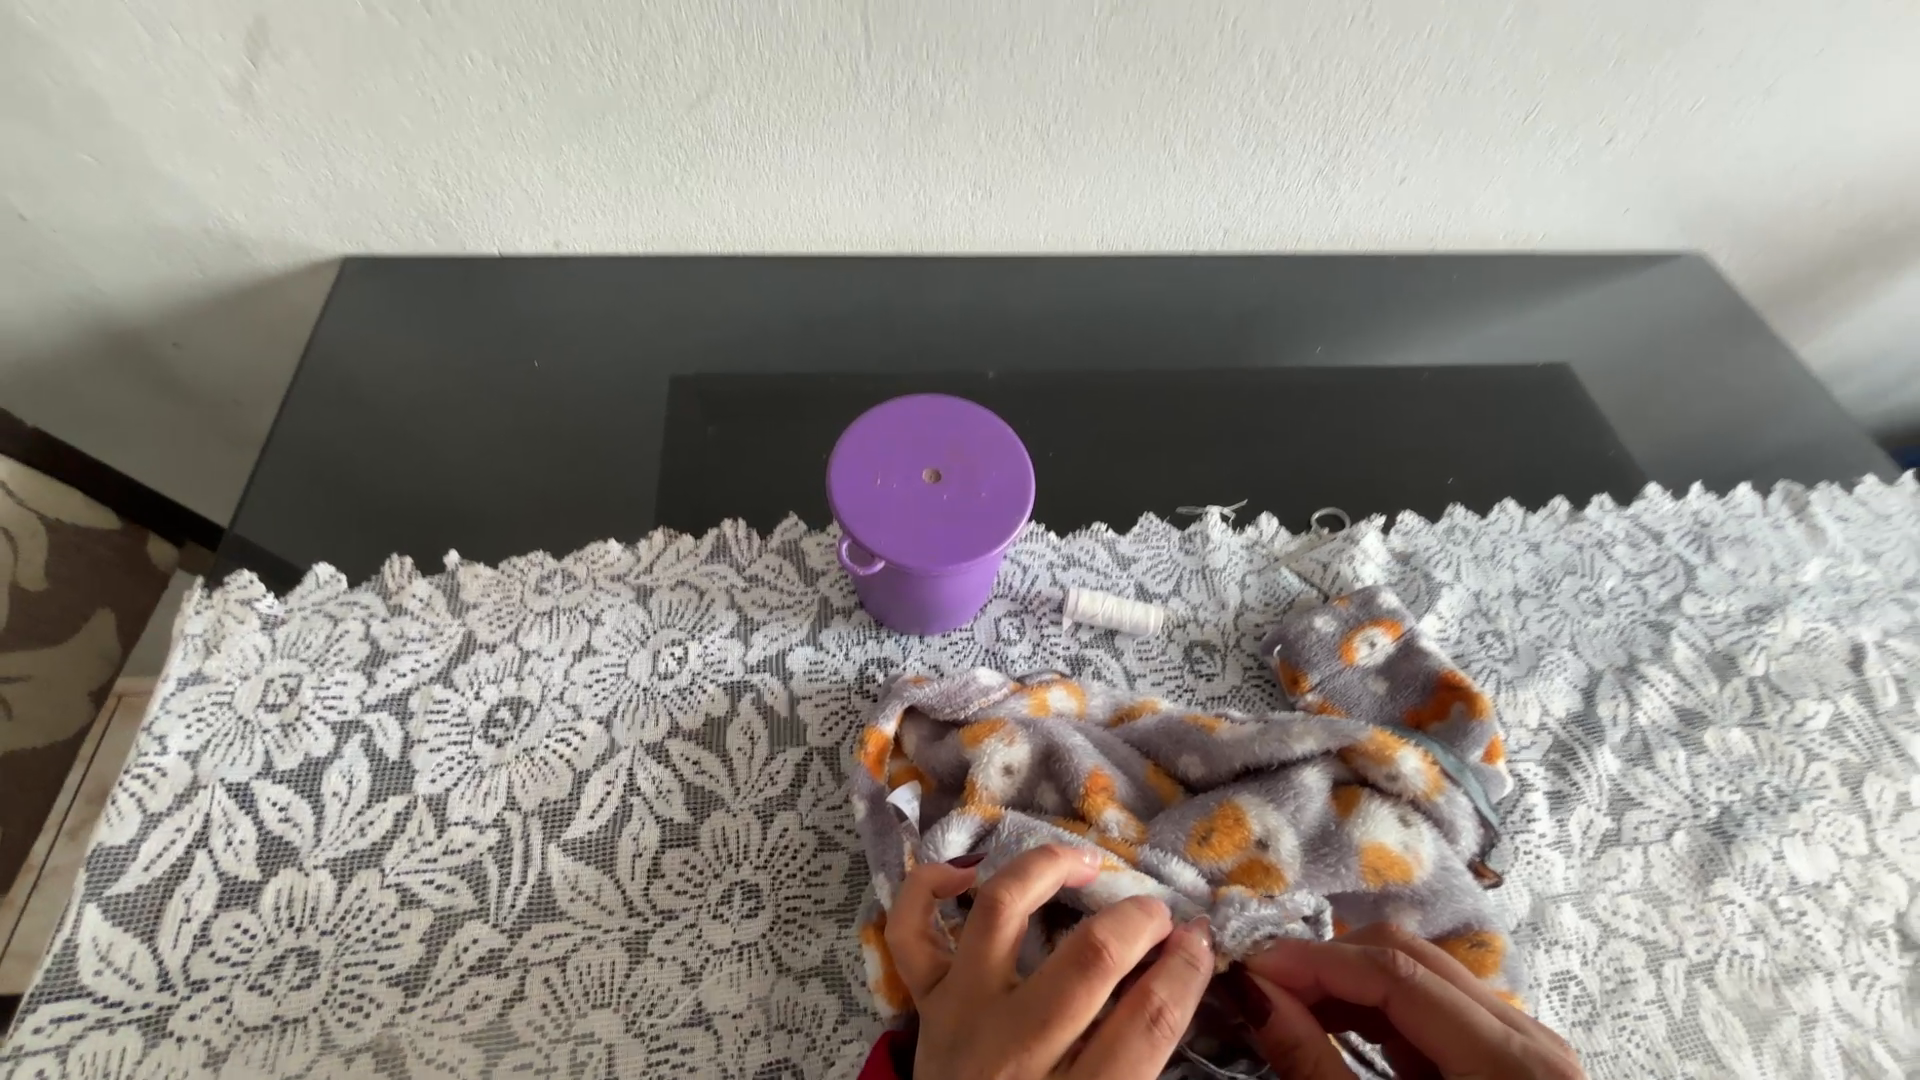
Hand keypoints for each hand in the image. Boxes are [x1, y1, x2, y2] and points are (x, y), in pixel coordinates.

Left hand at [885, 844, 1215, 1079]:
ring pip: (999, 913)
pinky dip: (930, 885)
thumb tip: (1176, 968)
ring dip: (1047, 871)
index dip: (1184, 972)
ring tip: (1084, 862)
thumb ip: (1137, 1053)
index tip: (1199, 938)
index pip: (1145, 1024)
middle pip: (1085, 962)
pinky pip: (910, 929)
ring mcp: (957, 1017)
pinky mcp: (921, 1003)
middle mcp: (1010, 1052)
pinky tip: (971, 871)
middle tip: (1156, 910)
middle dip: (1134, 923)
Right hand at [1226, 923, 1583, 1079]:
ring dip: (1347, 979)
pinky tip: (1342, 1029)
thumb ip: (1314, 1067)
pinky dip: (1378, 1006)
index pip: (1394, 973)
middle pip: (1406, 954)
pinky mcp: (1513, 1058)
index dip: (1312, 961)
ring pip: (1418, 970)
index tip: (1249, 970)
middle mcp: (1531, 1036)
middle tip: (1266, 986)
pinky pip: (1434, 1002)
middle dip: (1326, 961)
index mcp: (1516, 1066)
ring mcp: (1528, 1044)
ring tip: (1294, 1007)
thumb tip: (1251, 992)